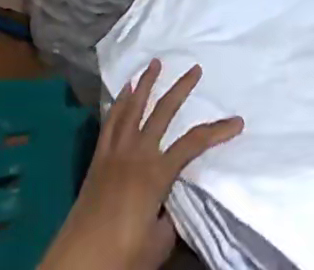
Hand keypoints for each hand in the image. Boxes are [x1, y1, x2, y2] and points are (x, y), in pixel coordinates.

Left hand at [41, 60, 243, 269]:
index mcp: (156, 173)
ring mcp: (114, 153)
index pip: (194, 144)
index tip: (238, 121)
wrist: (76, 263)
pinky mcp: (97, 159)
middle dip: (181, 88)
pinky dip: (119, 103)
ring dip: (145, 84)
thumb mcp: (158, 242)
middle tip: (194, 68)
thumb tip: (173, 199)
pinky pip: (110, 122)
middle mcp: (136, 154)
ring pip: (132, 108)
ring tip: (154, 63)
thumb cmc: (122, 255)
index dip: (218, 131)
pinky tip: (124, 92)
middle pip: (162, 112)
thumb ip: (170, 215)